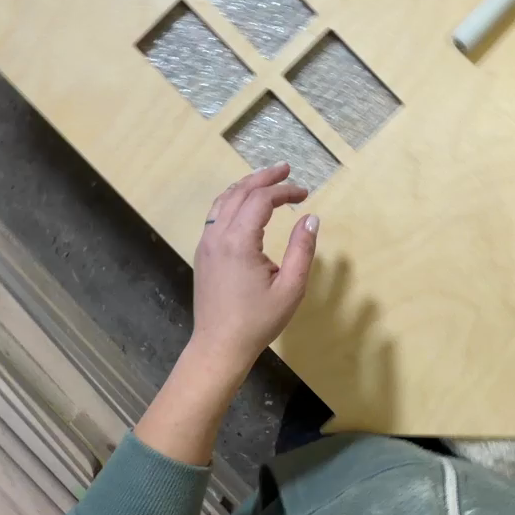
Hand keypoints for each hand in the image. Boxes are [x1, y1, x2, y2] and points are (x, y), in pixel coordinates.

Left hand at [189, 162, 319, 370]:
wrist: (219, 345)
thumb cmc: (258, 321)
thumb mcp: (291, 289)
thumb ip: (302, 251)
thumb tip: (311, 218)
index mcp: (239, 242)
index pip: (261, 200)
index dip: (284, 190)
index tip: (305, 193)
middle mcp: (218, 236)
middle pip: (240, 192)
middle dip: (264, 177)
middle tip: (286, 168)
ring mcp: (206, 243)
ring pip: (224, 200)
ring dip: (246, 185)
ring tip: (267, 179)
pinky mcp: (203, 252)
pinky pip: (216, 214)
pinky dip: (233, 199)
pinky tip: (245, 203)